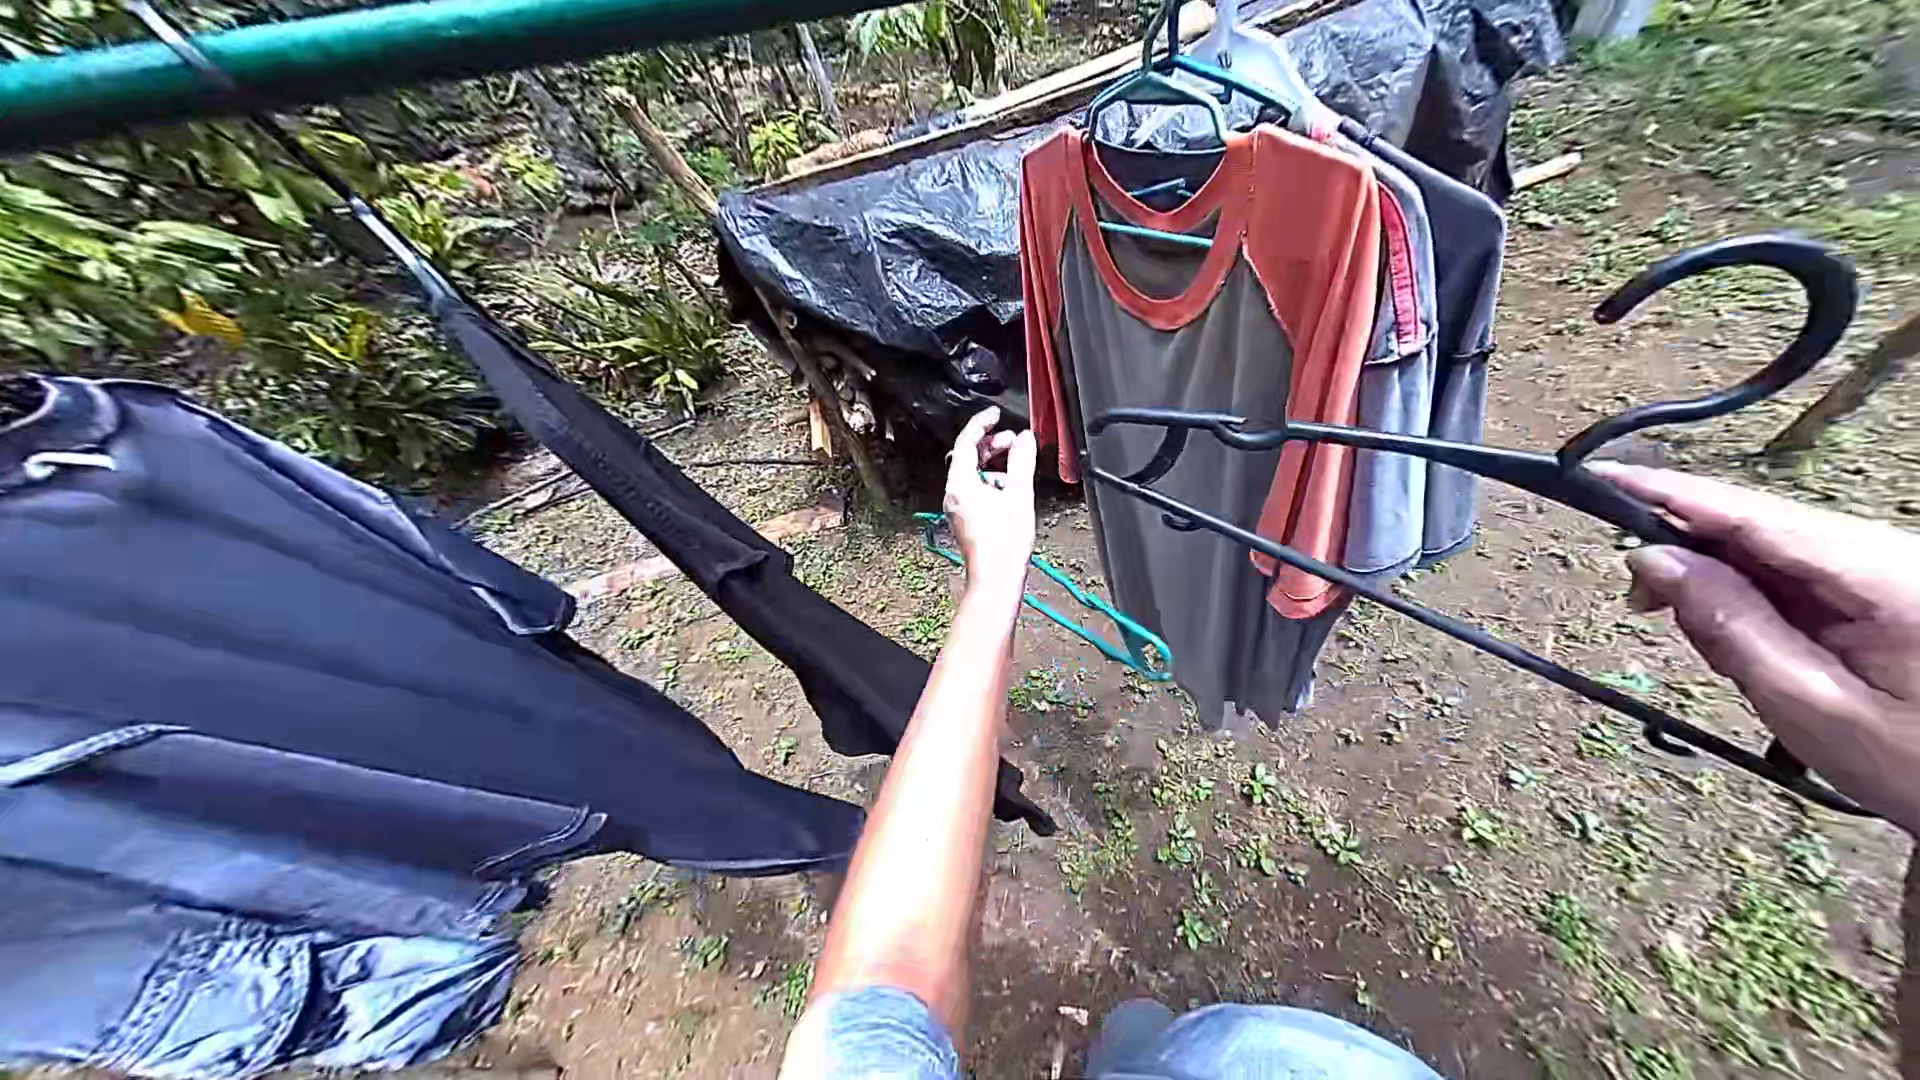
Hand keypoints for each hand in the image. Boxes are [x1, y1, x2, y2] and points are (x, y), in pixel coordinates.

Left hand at [944, 407, 1036, 600]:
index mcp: (961, 484)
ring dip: (992, 462)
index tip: (996, 414)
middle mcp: (953, 494)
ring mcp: (957, 507)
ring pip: (971, 473)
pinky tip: (1009, 486)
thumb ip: (1021, 462)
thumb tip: (1025, 438)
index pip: (966, 443)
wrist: (996, 579)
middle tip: (1012, 440)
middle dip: (990, 444)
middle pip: (967, 457)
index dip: (982, 424)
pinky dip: (989, 480)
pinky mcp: (965, 518)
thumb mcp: (1019, 495)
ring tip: (1014, 463)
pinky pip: (973, 489)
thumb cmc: (1005, 543)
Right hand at [1595, 463, 1919, 831]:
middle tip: (1640, 604)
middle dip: (1686, 556)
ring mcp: (1902, 573)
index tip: (1600, 476)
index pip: (1758, 517)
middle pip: (1762, 529)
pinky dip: (1751, 598)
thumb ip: (1726, 622)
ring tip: (1718, 647)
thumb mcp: (1806, 701)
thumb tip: (1652, 558)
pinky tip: (1748, 639)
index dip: (1671, 492)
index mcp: (1895, 582)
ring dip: (1718, 586)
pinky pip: (1799, 573)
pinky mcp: (1896, 590)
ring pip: (1774, 552)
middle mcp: (1902, 560)